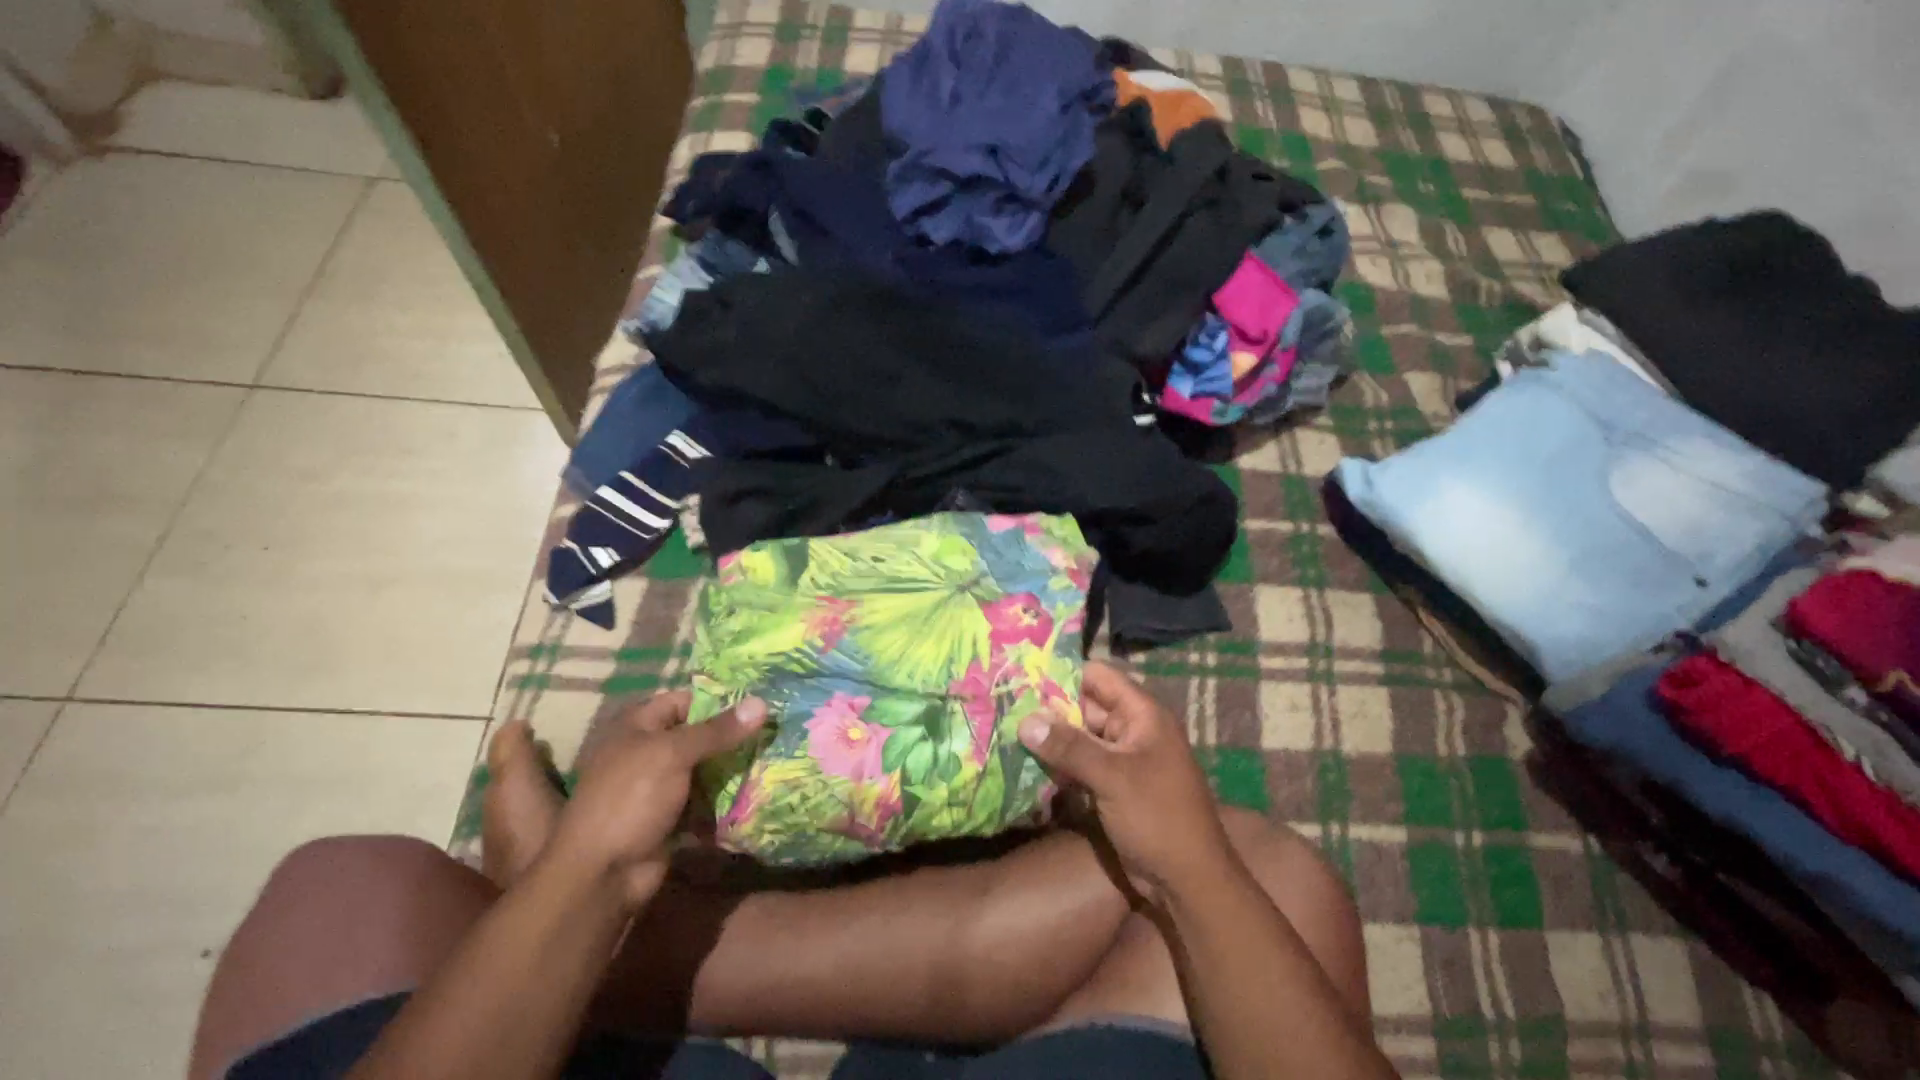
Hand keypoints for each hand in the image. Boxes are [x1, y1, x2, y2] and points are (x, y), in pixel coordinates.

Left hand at [542, 691, 766, 907]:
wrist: (602, 873)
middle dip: (734, 738)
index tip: (760, 705)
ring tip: (775, 763)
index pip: (684, 701)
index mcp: (638, 726)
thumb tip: (762, 703)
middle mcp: (648, 752)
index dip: (720, 701)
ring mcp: (659, 787)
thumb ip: (717, 730)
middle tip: (776, 734)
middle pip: (698, 736)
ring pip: (705, 770)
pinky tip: (758, 795)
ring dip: (734, 770)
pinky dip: (726, 800)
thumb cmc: (630, 799)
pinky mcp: (671, 817)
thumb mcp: (672, 755)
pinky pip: (705, 801)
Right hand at [1019, 663, 1234, 902]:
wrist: (1186, 879)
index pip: (1099, 677)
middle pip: (1084, 706)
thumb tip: (1025, 720)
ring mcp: (1122, 760)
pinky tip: (1025, 767)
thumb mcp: (1112, 777)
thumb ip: (1069, 746)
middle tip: (1004, 708)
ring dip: (1050, 740)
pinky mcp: (1111, 787)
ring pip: (1079, 738)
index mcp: (1142, 715)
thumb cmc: (1157, 817)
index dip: (1063, 674)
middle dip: (1048, 709)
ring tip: (1005, 734)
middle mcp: (1132, 730)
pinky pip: (1080, 766)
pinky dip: (1058, 766)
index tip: (1022, 677)